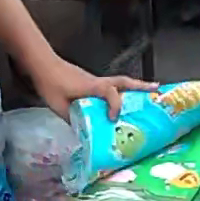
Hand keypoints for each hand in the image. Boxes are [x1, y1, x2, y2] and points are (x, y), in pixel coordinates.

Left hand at [27, 54, 153, 120]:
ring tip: (148, 93)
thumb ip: (72, 120)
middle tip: (157, 89)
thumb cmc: (50, 84)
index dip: (115, 104)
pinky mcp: (90, 82)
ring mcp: (95, 80)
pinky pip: (110, 86)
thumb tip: (84, 136)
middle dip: (141, 87)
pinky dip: (120, 91)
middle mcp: (97, 81)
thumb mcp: (59, 107)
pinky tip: (122, 100)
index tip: (113, 118)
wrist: (41, 65)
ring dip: (133, 87)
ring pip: (119, 82)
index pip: (110, 91)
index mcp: (90, 86)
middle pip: (123, 81)